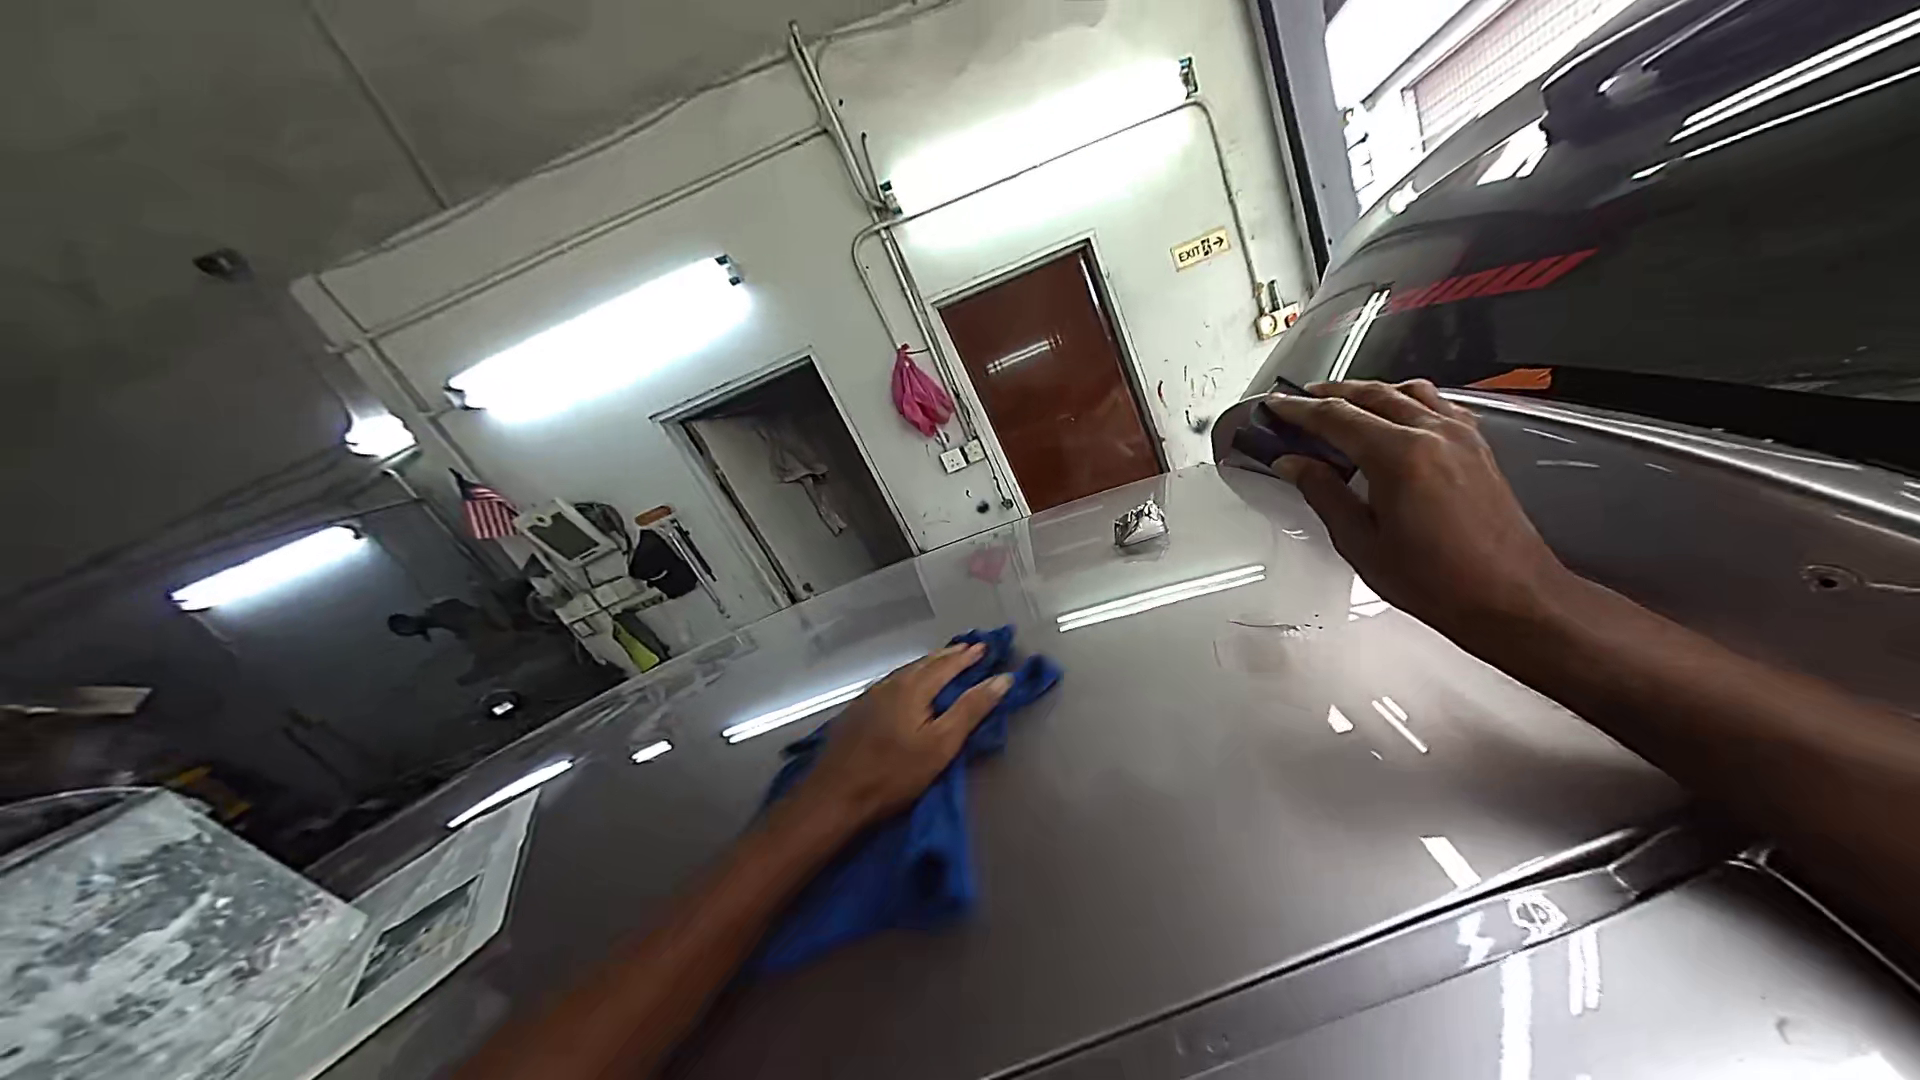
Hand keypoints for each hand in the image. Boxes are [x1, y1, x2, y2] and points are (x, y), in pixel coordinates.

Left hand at [791, 643, 1012, 826]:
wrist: (835, 796)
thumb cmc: (895, 773)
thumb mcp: (942, 744)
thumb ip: (971, 709)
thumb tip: (1001, 679)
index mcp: (913, 687)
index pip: (947, 665)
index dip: (968, 657)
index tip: (986, 648)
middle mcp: (891, 684)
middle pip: (925, 663)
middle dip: (949, 656)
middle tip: (968, 650)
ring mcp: (870, 697)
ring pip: (906, 672)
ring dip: (929, 665)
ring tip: (943, 663)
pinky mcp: (858, 712)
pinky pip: (892, 683)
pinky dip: (910, 677)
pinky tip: (909, 686)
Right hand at [1261, 379, 1578, 643]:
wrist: (1509, 597)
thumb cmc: (1439, 579)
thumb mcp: (1358, 540)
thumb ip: (1322, 492)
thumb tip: (1295, 464)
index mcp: (1399, 456)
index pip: (1335, 417)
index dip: (1298, 409)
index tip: (1277, 406)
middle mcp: (1434, 436)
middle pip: (1371, 394)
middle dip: (1329, 394)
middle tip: (1299, 400)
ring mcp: (1462, 438)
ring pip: (1406, 391)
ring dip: (1367, 391)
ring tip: (1341, 401)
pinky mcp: (1478, 448)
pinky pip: (1437, 404)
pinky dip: (1406, 399)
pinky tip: (1395, 413)